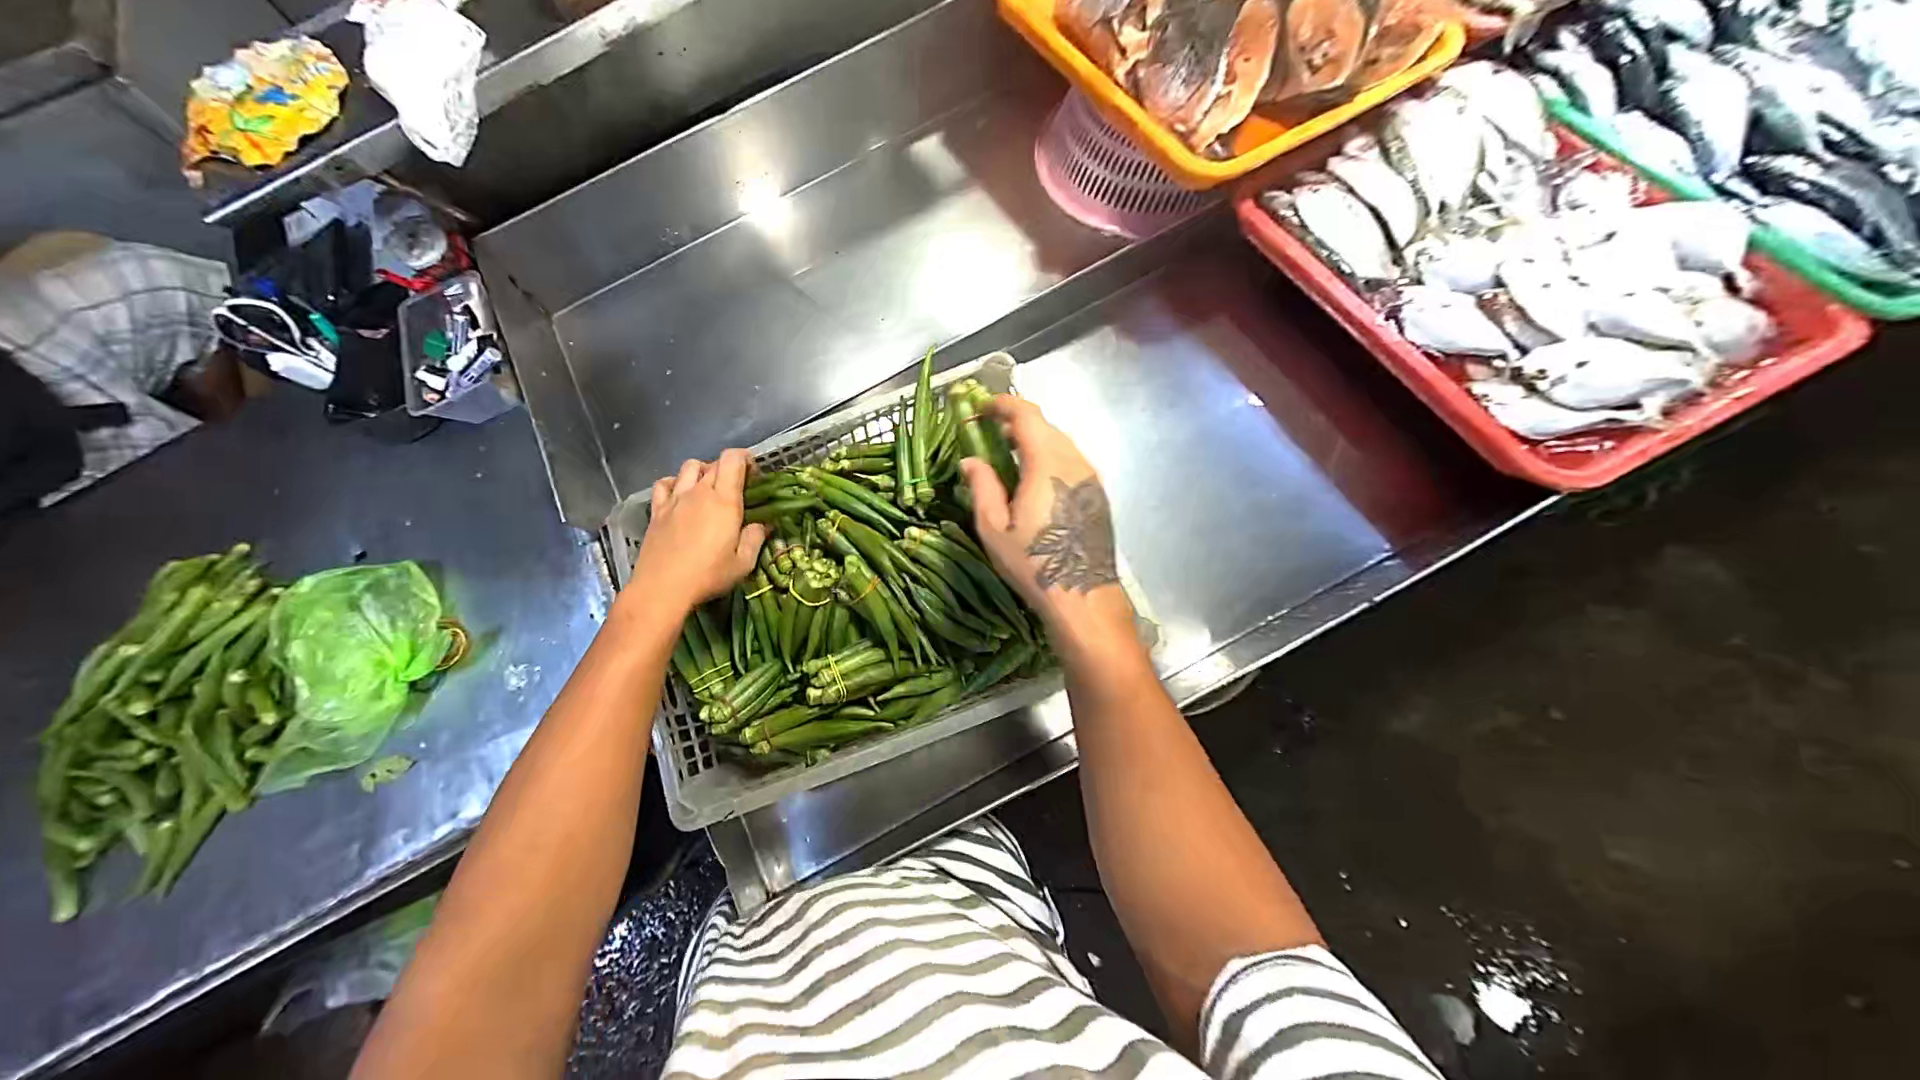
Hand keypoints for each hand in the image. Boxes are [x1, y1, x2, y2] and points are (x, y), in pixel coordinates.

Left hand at [630, 450, 766, 614]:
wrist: (662, 588)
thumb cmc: (708, 575)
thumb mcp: (743, 563)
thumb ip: (755, 538)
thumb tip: (764, 524)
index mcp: (724, 501)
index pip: (733, 460)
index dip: (745, 458)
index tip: (754, 473)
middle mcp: (699, 492)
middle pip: (714, 463)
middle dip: (729, 468)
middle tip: (737, 486)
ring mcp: (675, 499)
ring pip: (689, 467)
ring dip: (703, 471)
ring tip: (709, 487)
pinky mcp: (657, 510)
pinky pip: (664, 483)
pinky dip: (675, 482)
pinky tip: (680, 494)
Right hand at [960, 396, 1130, 643]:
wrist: (1082, 596)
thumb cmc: (1033, 564)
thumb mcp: (994, 528)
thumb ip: (982, 487)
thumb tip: (970, 461)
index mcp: (1048, 463)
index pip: (1027, 415)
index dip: (1003, 405)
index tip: (982, 407)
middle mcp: (1075, 462)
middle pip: (1046, 426)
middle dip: (1017, 422)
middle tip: (991, 433)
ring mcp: (1091, 478)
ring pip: (1062, 443)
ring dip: (1035, 440)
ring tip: (1011, 457)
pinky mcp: (1098, 495)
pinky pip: (1072, 461)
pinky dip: (1051, 457)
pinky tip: (1036, 480)